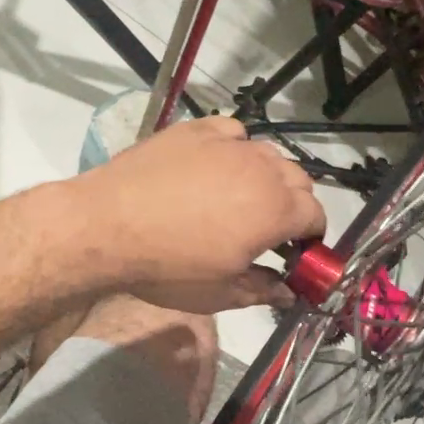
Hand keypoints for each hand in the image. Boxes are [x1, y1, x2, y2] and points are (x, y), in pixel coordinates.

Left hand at [66, 116, 326, 312]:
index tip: (294, 255)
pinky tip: (215, 167)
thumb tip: (289, 292)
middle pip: (299, 181)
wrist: (105, 226)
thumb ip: (263, 290)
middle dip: (294, 206)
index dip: (311, 238)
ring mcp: (228, 144)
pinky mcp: (196, 130)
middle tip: (267, 232)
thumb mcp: (220, 293)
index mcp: (277, 210)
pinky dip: (234, 149)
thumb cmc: (167, 268)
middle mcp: (261, 169)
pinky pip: (232, 133)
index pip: (317, 216)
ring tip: (241, 199)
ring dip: (267, 177)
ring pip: (268, 154)